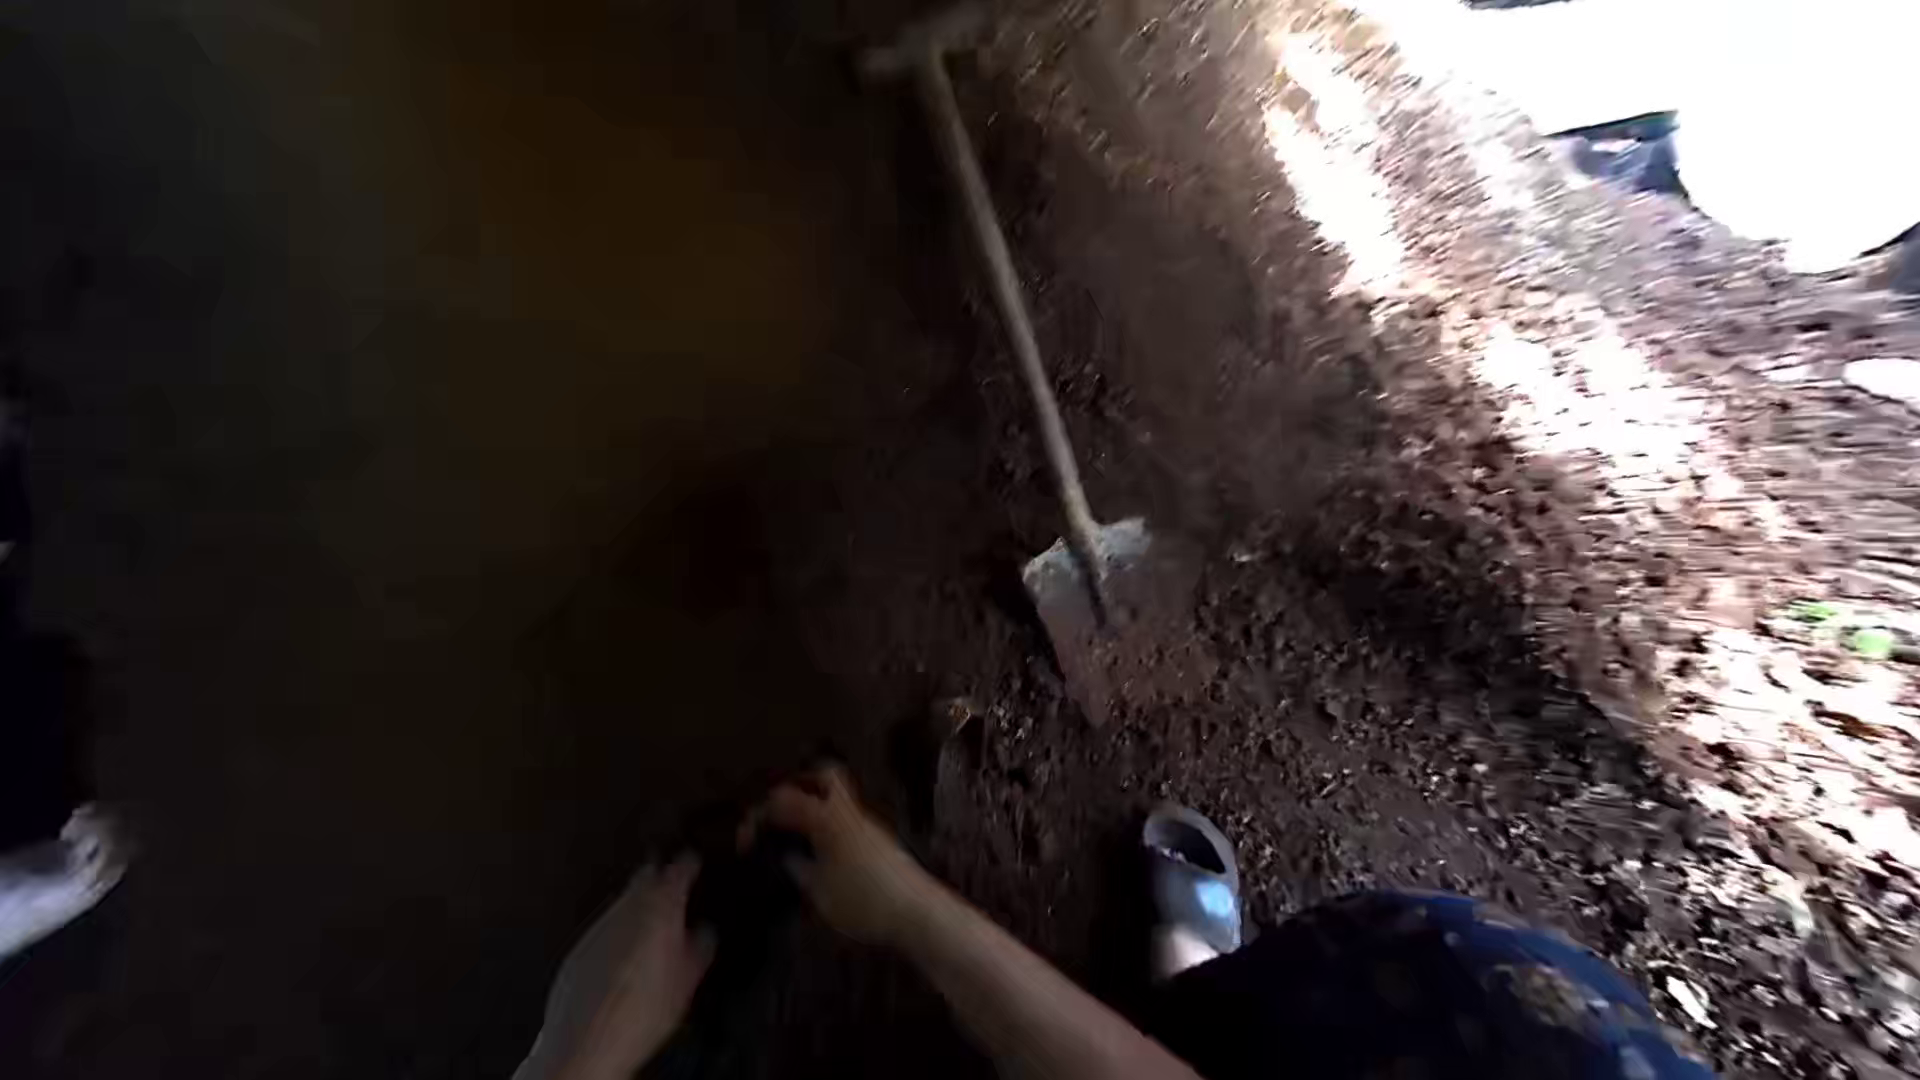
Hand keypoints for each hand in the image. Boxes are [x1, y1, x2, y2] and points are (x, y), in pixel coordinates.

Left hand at [538, 855, 714, 1079]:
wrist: (584, 1048)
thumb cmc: (641, 1013)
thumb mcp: (690, 978)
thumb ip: (702, 944)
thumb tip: (704, 932)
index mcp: (662, 906)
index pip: (682, 865)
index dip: (691, 862)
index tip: (695, 863)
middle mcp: (630, 906)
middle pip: (647, 873)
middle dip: (660, 875)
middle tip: (671, 886)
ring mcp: (601, 926)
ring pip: (624, 899)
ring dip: (638, 904)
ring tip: (649, 925)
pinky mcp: (579, 948)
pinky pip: (604, 927)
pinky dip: (616, 931)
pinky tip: (622, 956)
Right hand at [756, 765, 937, 946]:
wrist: (915, 909)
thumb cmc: (864, 901)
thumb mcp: (819, 892)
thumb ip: (799, 869)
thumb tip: (786, 856)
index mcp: (828, 819)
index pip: (787, 798)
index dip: (761, 813)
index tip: (746, 838)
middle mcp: (848, 811)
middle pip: (824, 775)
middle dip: (797, 786)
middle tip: (777, 815)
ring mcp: (865, 821)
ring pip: (838, 793)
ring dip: (814, 802)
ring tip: (794, 831)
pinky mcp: (876, 836)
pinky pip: (846, 813)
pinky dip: (828, 819)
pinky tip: (818, 847)